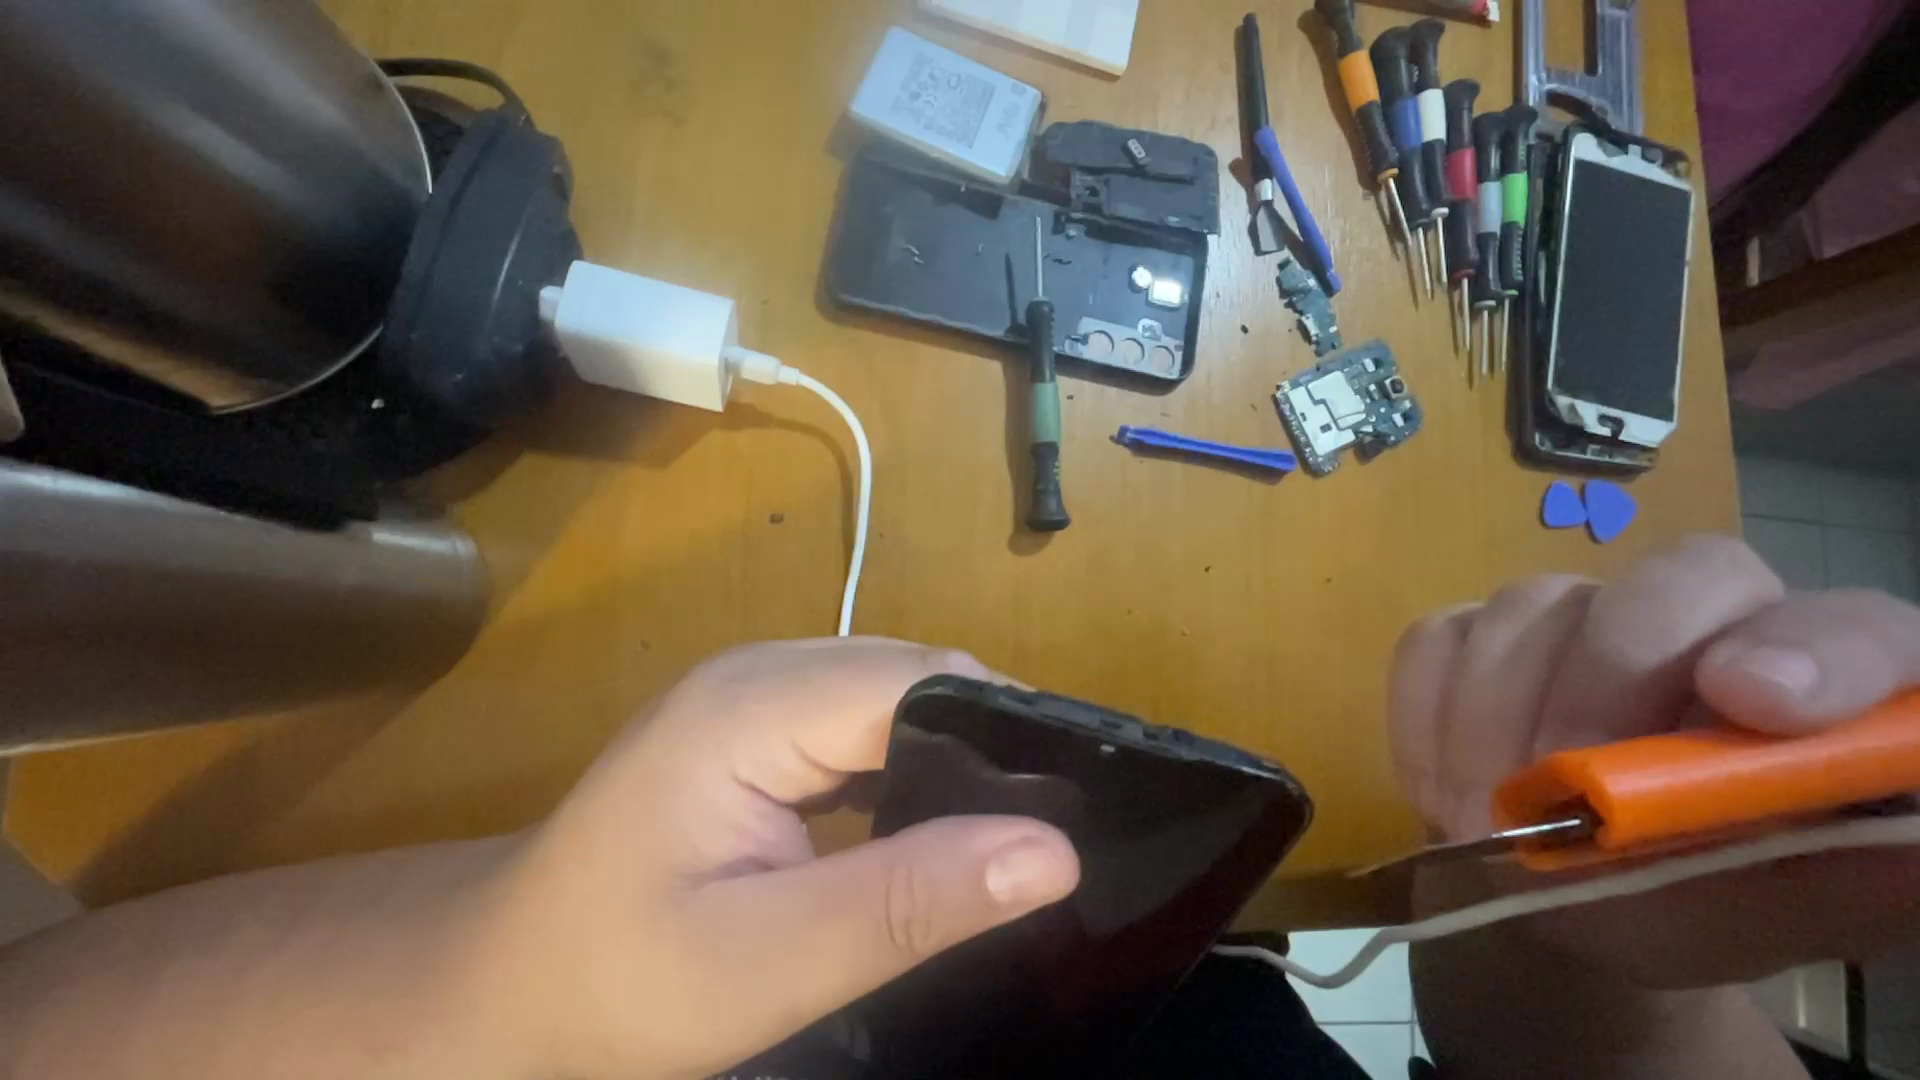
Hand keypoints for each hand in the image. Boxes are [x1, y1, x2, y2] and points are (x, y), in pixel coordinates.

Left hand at [479, 639, 1079, 1078]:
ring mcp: (756, 691)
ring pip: (896, 693)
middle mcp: (762, 671)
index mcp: (756, 705)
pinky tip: (934, 818)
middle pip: (914, 675)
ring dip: (954, 749)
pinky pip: (864, 720)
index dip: (1002, 730)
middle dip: (989, 739)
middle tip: (1053, 827)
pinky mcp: (758, 722)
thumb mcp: (766, 964)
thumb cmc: (613, 984)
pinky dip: (912, 759)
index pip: (918, 681)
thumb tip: (1051, 851)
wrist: (497, 986)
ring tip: (1010, 825)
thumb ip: (907, 902)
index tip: (1073, 800)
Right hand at [1390, 535, 1919, 987]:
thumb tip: (1902, 834)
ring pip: (1523, 610)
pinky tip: (1444, 787)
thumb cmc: (1682, 905)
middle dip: (1604, 679)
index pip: (1850, 624)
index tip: (1749, 703)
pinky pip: (1429, 645)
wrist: (1545, 895)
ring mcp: (1562, 613)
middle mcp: (1691, 620)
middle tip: (1553, 777)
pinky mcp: (1461, 629)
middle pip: (1669, 579)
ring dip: (1491, 724)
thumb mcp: (1783, 915)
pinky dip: (1425, 722)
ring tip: (1484, 820)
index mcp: (1812, 683)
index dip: (1809, 649)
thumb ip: (1854, 875)